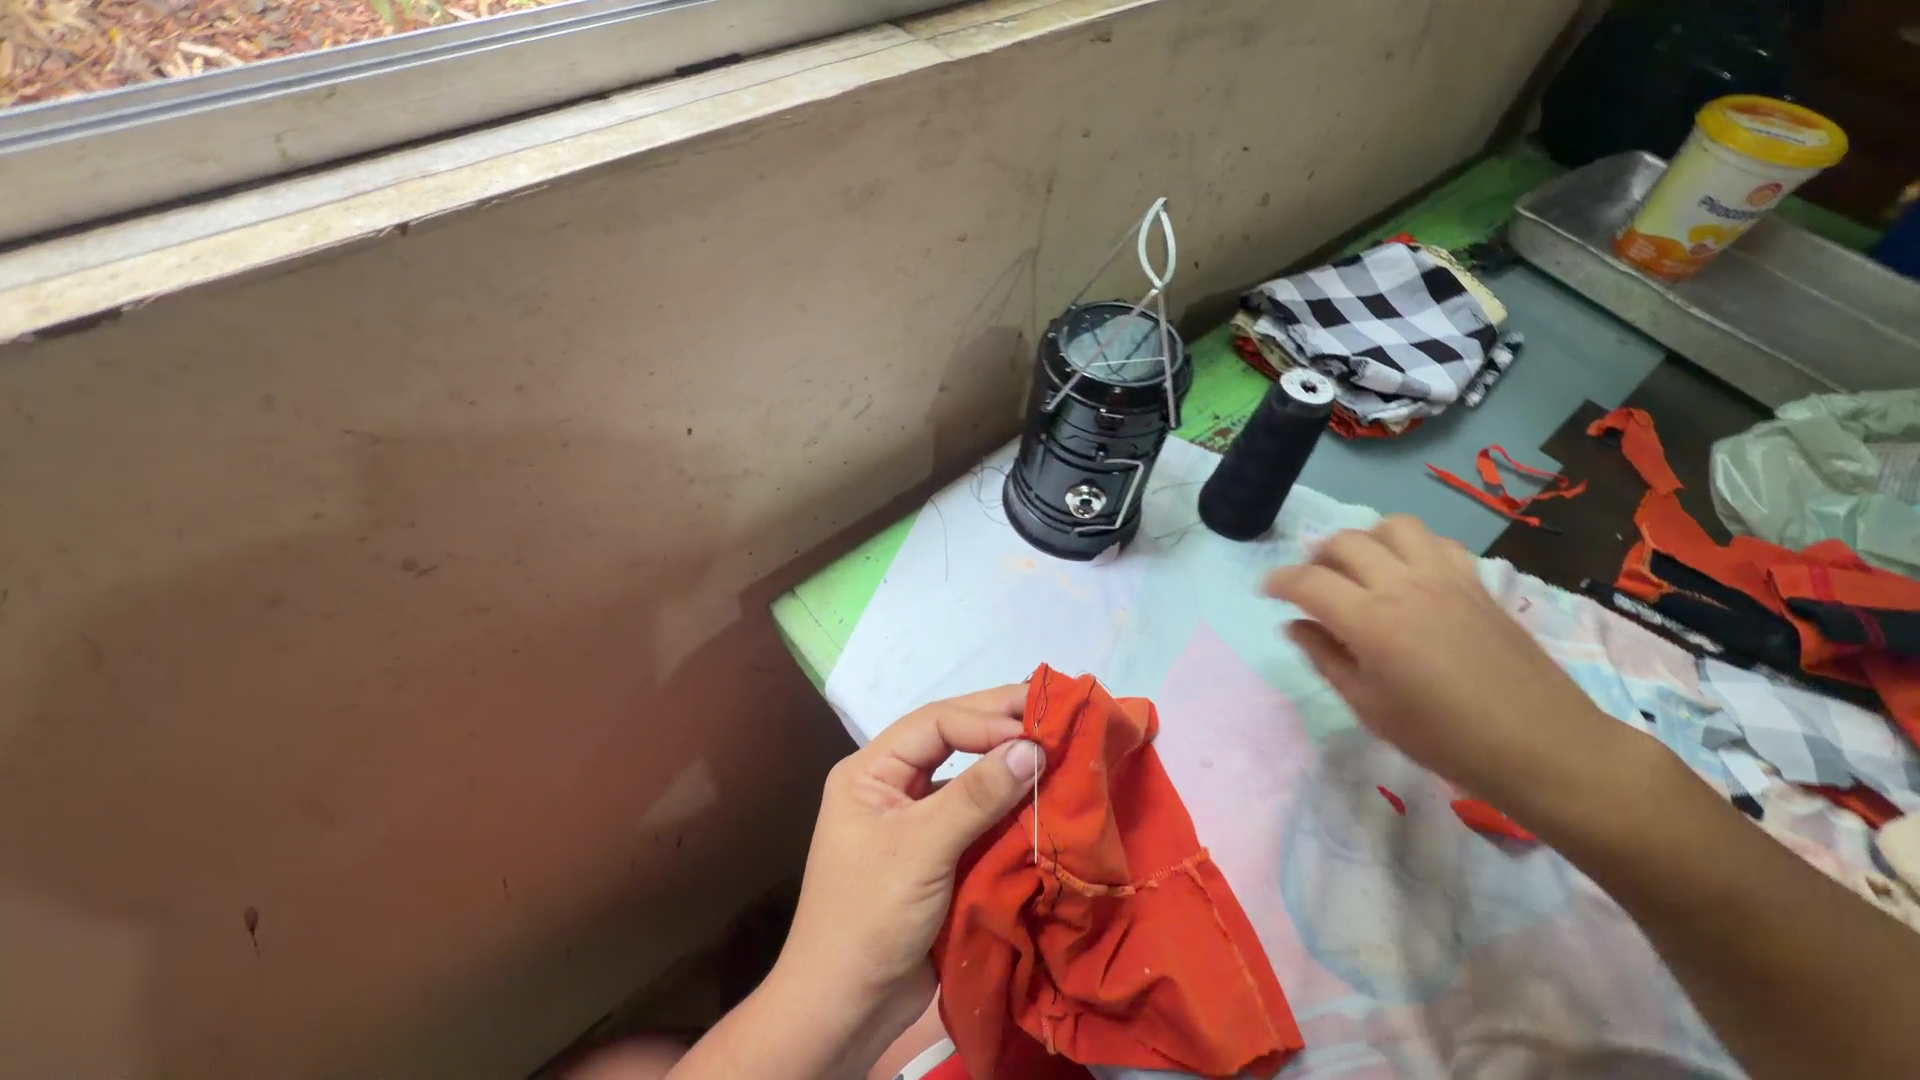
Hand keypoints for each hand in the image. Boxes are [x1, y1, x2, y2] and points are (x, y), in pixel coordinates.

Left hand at [775, 684, 1041, 1036]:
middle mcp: (891, 786)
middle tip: (1055, 711)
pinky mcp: (938, 856)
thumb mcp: (922, 849)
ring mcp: (914, 821)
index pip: (934, 723)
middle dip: (999, 726)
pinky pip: (977, 818)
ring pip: (967, 778)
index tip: (1037, 732)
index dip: (986, 720)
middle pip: (950, 739)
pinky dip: (1009, 807)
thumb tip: (1033, 746)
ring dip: (1008, 765)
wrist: (848, 1008)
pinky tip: (1042, 797)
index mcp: (870, 771)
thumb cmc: (870, 916)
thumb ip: (977, 796)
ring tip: (1057, 747)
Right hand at [1263, 515, 1627, 814]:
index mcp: (1370, 621)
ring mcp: (1445, 578)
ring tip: (1359, 568)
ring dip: (1366, 540)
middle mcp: (1404, 586)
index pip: (1307, 582)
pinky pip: (1436, 543)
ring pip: (1393, 527)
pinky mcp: (1477, 582)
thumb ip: (1326, 658)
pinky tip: (1409, 574)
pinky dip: (1412, 548)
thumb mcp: (1368, 706)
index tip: (1266, 592)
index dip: (1278, 582)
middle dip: (1315, 557)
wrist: (1539, 745)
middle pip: (1345, 543)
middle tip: (1310, 584)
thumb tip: (1296, 626)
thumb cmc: (1442, 738)